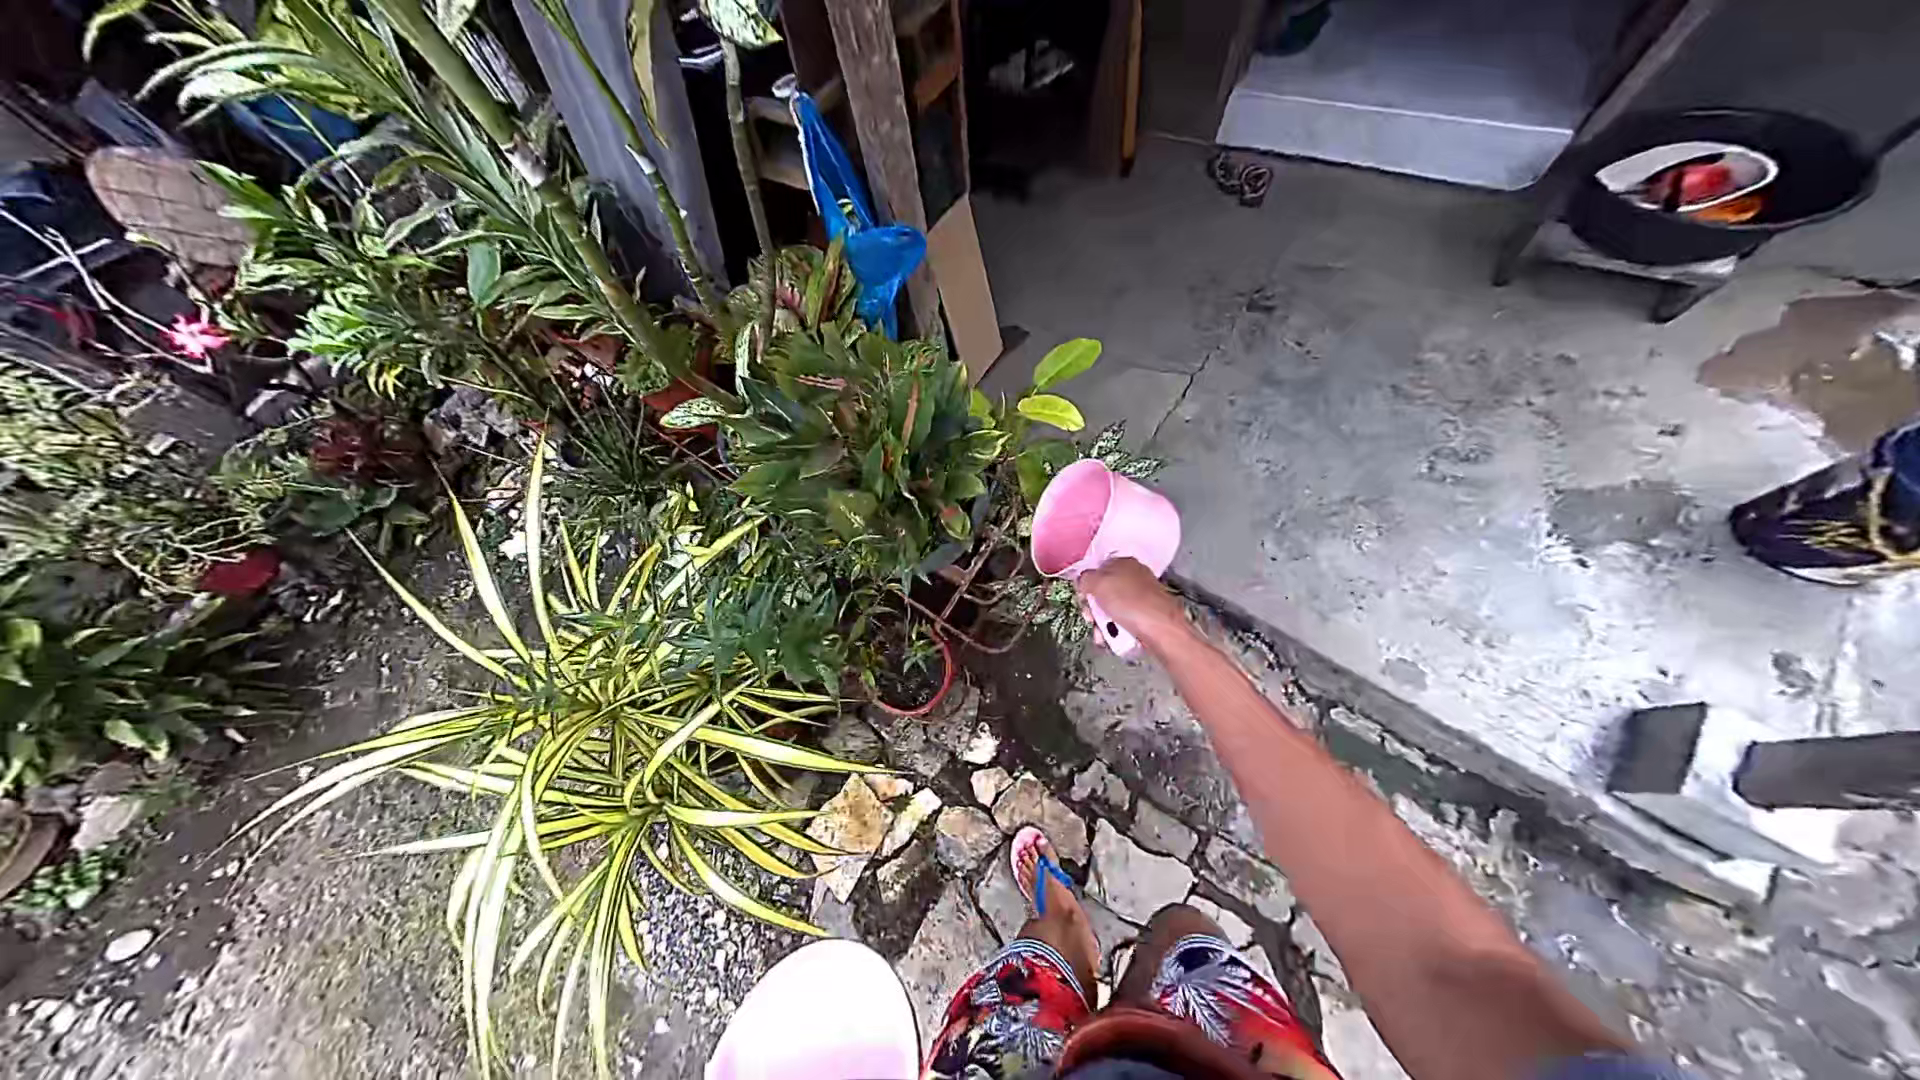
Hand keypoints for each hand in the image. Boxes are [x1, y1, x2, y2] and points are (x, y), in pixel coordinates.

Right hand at [1075, 558, 1187, 647]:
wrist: (1161, 629)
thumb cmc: (1130, 602)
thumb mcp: (1097, 584)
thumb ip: (1084, 578)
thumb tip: (1082, 581)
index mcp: (1123, 562)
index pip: (1097, 569)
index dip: (1086, 584)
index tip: (1082, 598)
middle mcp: (1134, 576)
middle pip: (1103, 591)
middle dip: (1093, 607)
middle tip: (1091, 618)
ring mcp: (1142, 596)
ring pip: (1112, 608)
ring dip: (1103, 622)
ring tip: (1103, 633)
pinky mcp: (1147, 614)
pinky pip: (1124, 620)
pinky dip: (1117, 629)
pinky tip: (1114, 637)